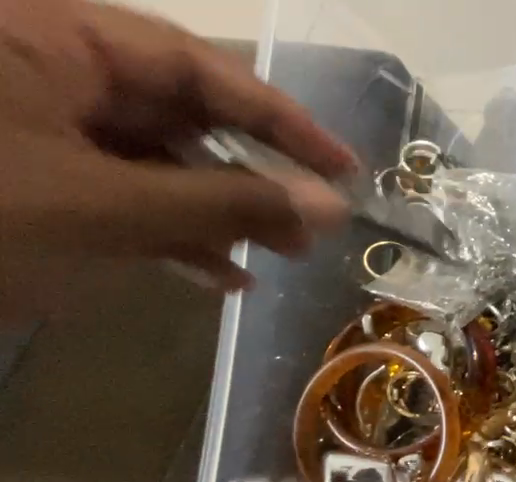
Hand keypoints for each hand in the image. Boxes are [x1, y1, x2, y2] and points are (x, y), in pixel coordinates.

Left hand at [0, 0, 357, 317]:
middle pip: (172, 109)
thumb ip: (229, 202)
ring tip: (276, 259)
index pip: (192, 64)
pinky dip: (166, 230)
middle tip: (312, 226)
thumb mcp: (106, 208)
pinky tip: (214, 273)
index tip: (346, 170)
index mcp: (40, 37)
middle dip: (251, 172)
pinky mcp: (9, 174)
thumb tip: (331, 205)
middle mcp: (27, 65)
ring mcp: (13, 121)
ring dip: (217, 210)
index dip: (280, 117)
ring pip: (144, 155)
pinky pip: (106, 187)